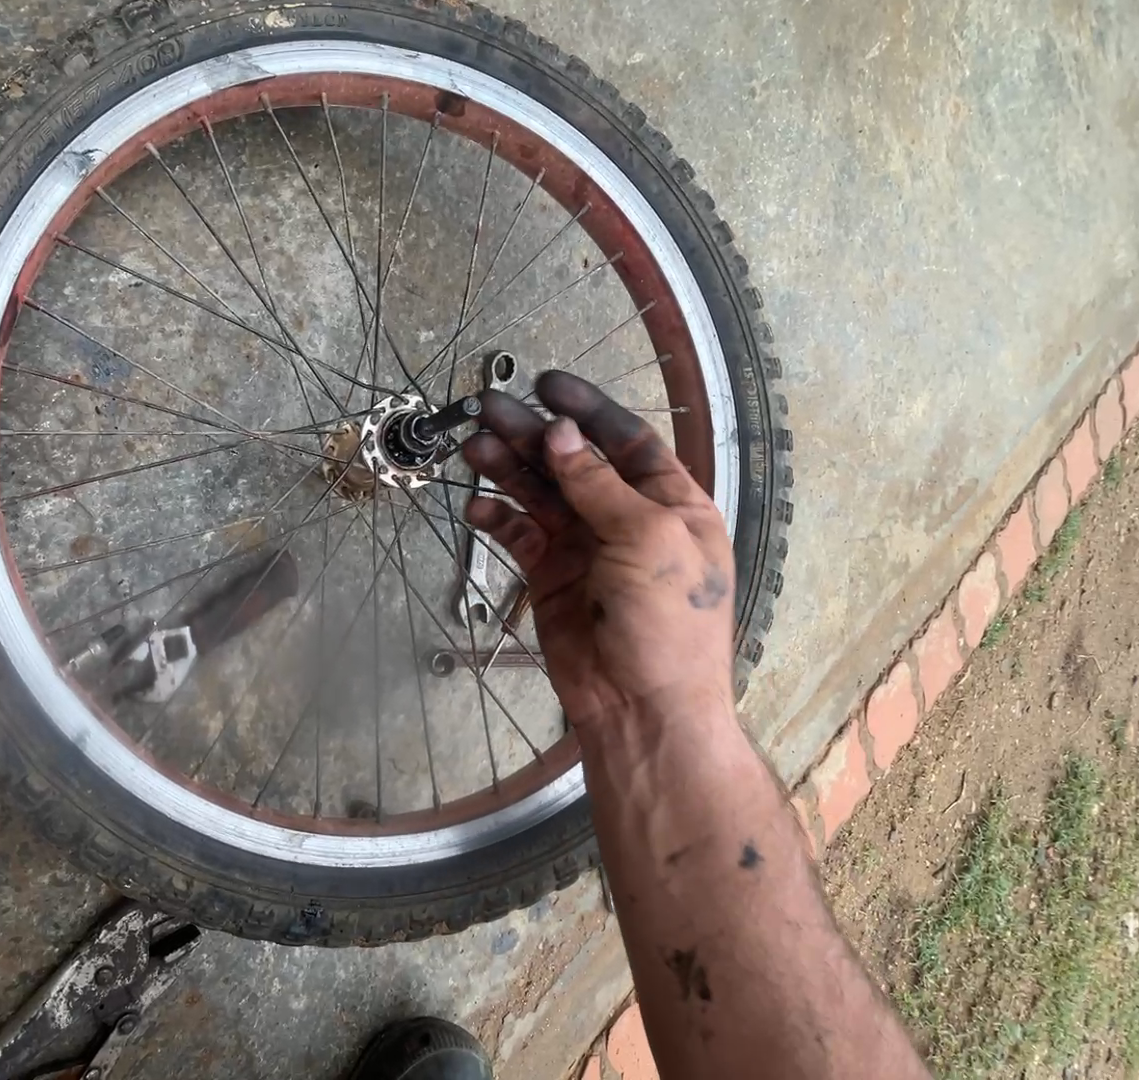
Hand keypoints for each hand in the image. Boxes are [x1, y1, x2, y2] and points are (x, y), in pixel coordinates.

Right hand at [462, 371, 735, 730]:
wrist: (639, 705)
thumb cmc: (666, 620)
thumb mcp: (646, 539)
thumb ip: (598, 484)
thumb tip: (560, 434)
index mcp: (667, 502)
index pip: (624, 440)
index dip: (586, 410)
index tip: (546, 384)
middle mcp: (622, 517)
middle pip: (569, 462)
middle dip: (529, 434)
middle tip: (485, 409)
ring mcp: (582, 545)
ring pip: (537, 494)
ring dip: (505, 469)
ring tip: (471, 447)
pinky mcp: (548, 574)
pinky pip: (518, 535)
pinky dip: (497, 519)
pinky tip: (476, 508)